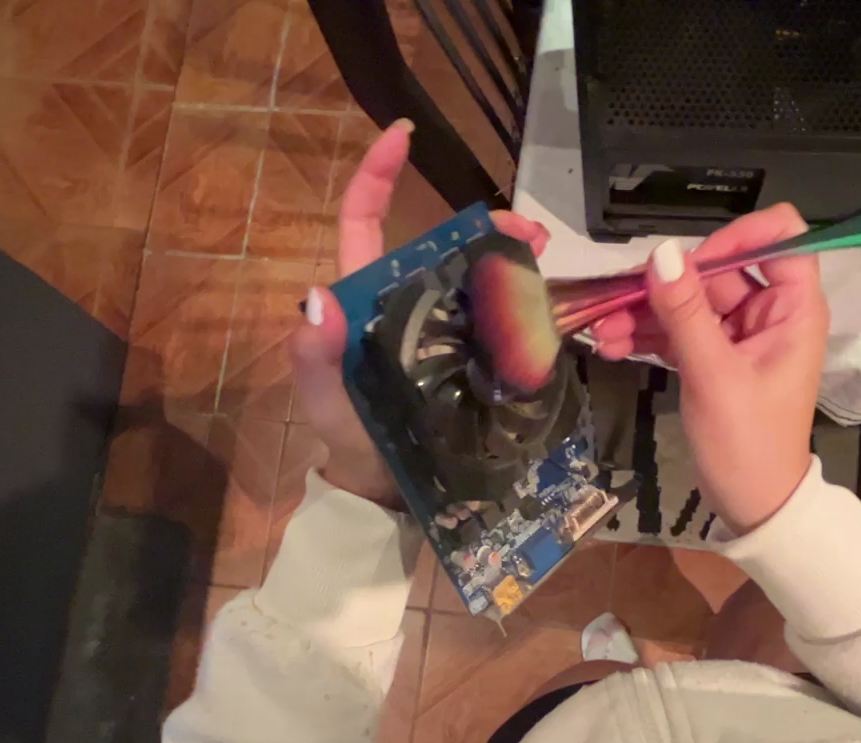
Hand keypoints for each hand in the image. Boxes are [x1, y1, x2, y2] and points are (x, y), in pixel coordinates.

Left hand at [289, 120, 549, 506]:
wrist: (384, 489)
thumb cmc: (348, 439)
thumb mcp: (322, 401)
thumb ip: (312, 357)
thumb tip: (317, 296)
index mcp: (364, 300)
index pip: (366, 225)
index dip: (378, 177)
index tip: (404, 135)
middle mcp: (405, 307)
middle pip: (441, 248)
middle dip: (483, 227)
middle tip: (529, 234)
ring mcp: (441, 335)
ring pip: (476, 281)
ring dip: (511, 263)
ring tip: (545, 258)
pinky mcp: (470, 364)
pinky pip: (496, 327)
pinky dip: (522, 311)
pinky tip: (548, 307)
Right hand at [588, 205, 827, 533]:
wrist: (752, 502)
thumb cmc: (747, 442)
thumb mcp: (714, 375)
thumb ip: (686, 313)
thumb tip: (660, 254)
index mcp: (792, 309)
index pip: (779, 239)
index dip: (734, 238)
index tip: (686, 261)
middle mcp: (768, 313)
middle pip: (716, 273)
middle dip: (666, 287)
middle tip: (616, 303)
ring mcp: (738, 337)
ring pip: (690, 304)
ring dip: (647, 315)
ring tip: (604, 334)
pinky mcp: (713, 359)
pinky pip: (679, 333)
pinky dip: (650, 337)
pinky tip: (613, 346)